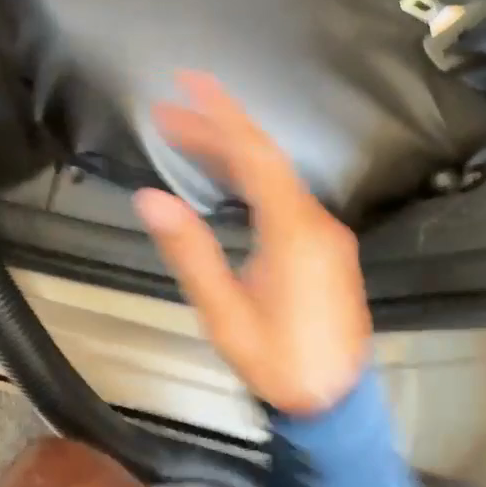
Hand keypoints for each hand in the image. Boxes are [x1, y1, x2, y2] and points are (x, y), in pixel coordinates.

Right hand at [133, 73, 370, 415]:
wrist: (335, 405)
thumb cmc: (277, 363)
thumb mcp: (225, 314)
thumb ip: (190, 252)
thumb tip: (150, 198)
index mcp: (294, 230)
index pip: (255, 154)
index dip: (222, 114)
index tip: (192, 81)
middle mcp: (315, 220)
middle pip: (262, 158)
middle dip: (215, 129)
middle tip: (168, 111)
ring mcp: (323, 231)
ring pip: (273, 175)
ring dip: (229, 152)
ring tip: (182, 134)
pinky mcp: (323, 244)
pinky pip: (283, 193)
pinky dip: (249, 175)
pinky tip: (221, 174)